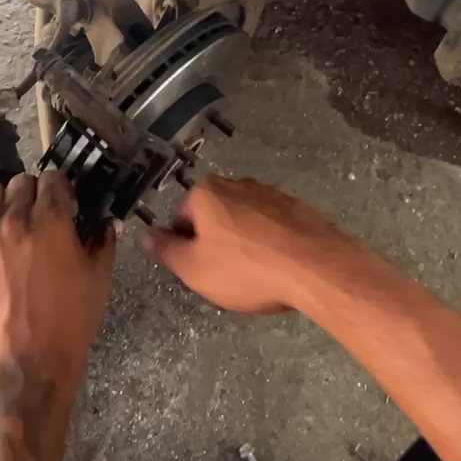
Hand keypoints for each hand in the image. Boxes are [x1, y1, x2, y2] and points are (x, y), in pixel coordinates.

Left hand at [0, 173, 114, 384]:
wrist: (30, 359)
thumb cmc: (71, 319)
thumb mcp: (99, 277)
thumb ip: (103, 240)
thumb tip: (107, 220)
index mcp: (51, 220)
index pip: (53, 178)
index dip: (60, 190)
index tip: (63, 205)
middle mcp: (14, 219)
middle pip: (20, 181)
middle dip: (32, 194)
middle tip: (36, 216)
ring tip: (4, 217)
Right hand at [141, 176, 361, 314]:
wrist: (316, 268)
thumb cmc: (247, 269)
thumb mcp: (194, 269)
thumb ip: (165, 250)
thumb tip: (144, 234)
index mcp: (206, 193)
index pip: (181, 218)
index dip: (186, 247)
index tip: (200, 270)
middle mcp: (236, 184)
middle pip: (213, 216)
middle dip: (215, 242)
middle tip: (226, 275)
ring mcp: (270, 193)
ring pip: (244, 220)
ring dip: (244, 242)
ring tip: (256, 274)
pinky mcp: (298, 207)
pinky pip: (273, 225)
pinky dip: (270, 243)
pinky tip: (279, 267)